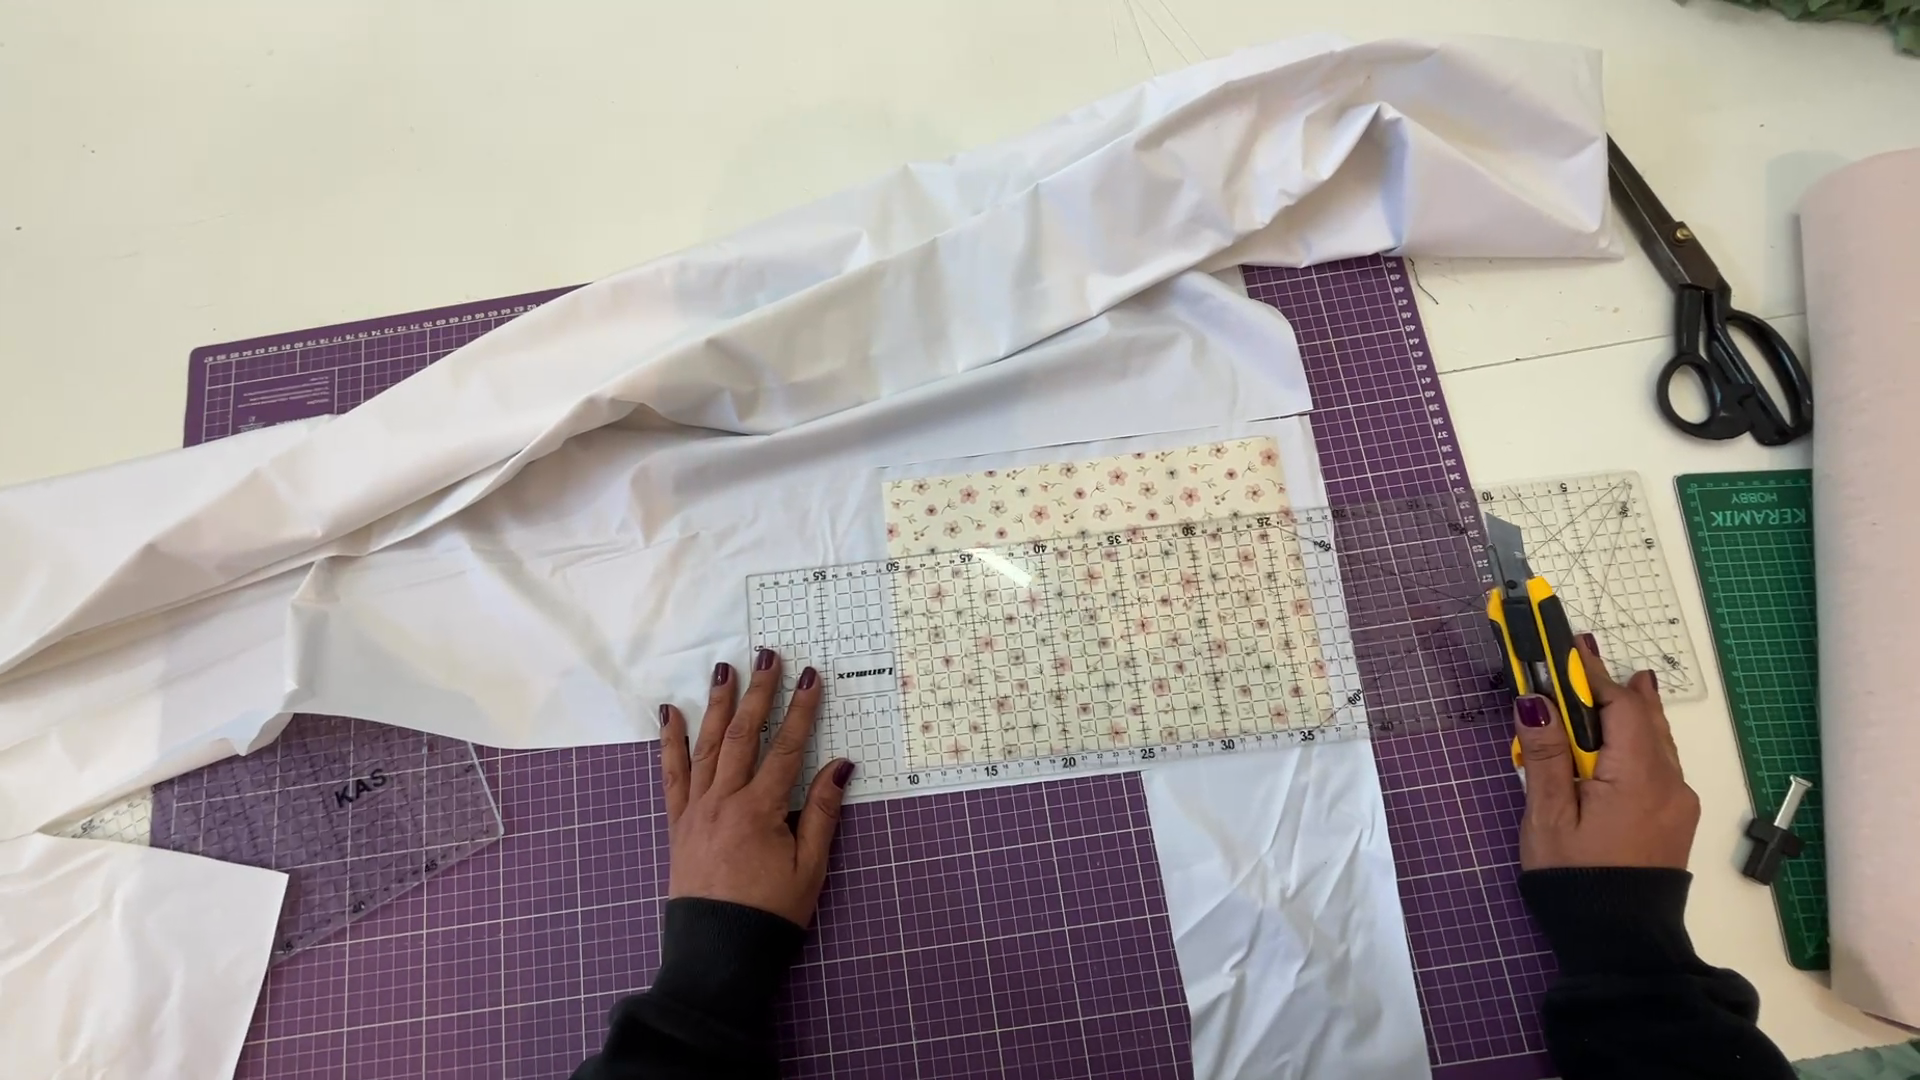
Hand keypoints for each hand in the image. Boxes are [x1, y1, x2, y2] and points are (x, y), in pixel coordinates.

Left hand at [659, 648, 853, 925]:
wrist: (717, 957)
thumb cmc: (771, 912)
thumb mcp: (810, 867)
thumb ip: (822, 812)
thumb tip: (841, 765)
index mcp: (759, 810)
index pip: (786, 747)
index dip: (802, 710)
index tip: (812, 676)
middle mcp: (724, 800)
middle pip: (744, 735)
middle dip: (759, 691)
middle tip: (768, 654)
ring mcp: (696, 808)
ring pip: (708, 745)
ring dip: (717, 704)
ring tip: (724, 669)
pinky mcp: (678, 822)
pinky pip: (672, 775)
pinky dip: (671, 742)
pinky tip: (669, 714)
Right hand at [1513, 643, 1699, 870]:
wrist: (1616, 935)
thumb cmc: (1573, 870)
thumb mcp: (1548, 812)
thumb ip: (1544, 753)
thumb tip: (1536, 699)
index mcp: (1638, 778)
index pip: (1618, 707)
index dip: (1588, 673)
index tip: (1561, 643)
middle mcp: (1669, 782)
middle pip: (1641, 716)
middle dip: (1605, 682)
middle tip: (1575, 649)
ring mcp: (1676, 799)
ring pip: (1652, 737)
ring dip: (1621, 705)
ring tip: (1599, 675)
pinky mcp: (1671, 812)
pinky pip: (1655, 757)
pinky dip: (1632, 732)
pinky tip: (1618, 726)